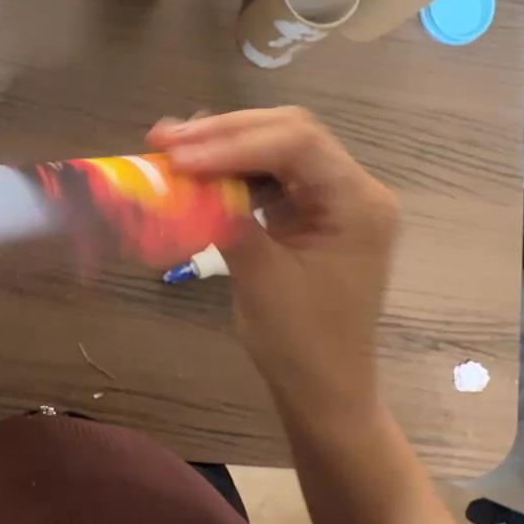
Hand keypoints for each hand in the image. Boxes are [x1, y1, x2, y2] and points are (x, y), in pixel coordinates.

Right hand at [149, 107, 399, 409]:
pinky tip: (197, 169)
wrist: (323, 389)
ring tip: (171, 147)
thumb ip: (229, 220)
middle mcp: (354, 190)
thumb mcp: (263, 279)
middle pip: (289, 134)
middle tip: (165, 139)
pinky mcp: (311, 215)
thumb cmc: (301, 343)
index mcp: (359, 203)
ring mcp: (333, 200)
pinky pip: (271, 178)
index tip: (179, 156)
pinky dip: (231, 171)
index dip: (233, 142)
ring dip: (224, 147)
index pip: (297, 144)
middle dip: (224, 133)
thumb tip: (183, 179)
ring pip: (276, 150)